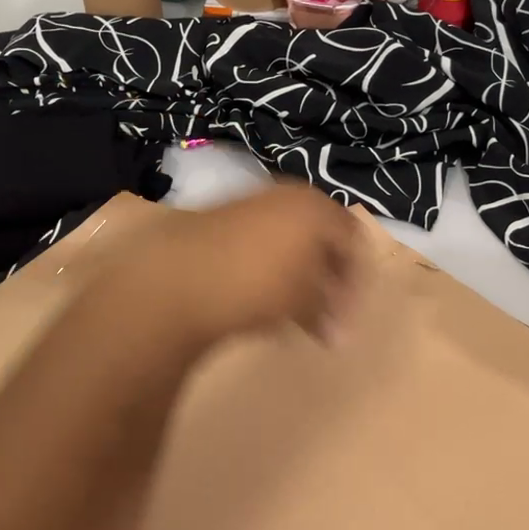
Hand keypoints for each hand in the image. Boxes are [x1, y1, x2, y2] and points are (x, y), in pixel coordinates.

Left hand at [95, 184, 366, 350]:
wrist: (173, 278)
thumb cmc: (254, 285)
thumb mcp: (303, 302)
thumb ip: (329, 312)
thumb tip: (339, 333)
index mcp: (315, 206)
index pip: (354, 238)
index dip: (355, 279)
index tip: (347, 316)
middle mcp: (286, 197)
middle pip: (320, 238)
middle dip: (325, 279)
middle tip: (323, 317)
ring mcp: (249, 205)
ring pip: (287, 242)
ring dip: (295, 277)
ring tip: (290, 315)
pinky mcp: (218, 221)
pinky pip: (258, 246)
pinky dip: (266, 271)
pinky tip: (257, 302)